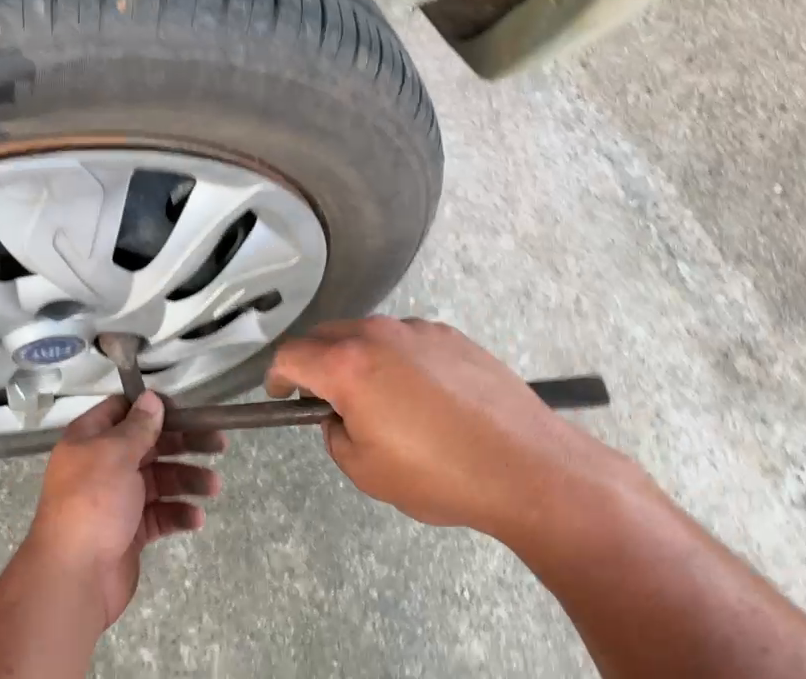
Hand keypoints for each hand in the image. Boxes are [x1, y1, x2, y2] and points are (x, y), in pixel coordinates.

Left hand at [22, 392, 224, 626]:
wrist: (75, 574)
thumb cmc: (93, 502)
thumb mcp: (115, 454)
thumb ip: (138, 427)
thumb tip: (150, 398)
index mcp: (89, 439)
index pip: (122, 411)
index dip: (153, 409)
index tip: (185, 411)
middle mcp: (101, 465)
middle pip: (147, 446)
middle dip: (182, 444)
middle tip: (218, 444)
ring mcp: (116, 500)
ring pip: (158, 481)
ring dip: (186, 479)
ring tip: (213, 486)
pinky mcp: (129, 531)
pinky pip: (159, 515)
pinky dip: (178, 514)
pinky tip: (196, 518)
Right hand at [265, 316, 627, 541]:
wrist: (529, 469)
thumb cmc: (439, 476)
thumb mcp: (365, 471)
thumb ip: (334, 434)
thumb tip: (341, 415)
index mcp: (346, 365)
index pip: (289, 355)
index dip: (276, 376)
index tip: (280, 395)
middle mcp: (376, 335)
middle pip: (324, 336)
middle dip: (315, 364)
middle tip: (329, 402)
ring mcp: (417, 330)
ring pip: (367, 334)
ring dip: (358, 359)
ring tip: (384, 402)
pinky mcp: (452, 336)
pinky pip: (407, 340)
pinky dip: (399, 360)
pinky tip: (427, 398)